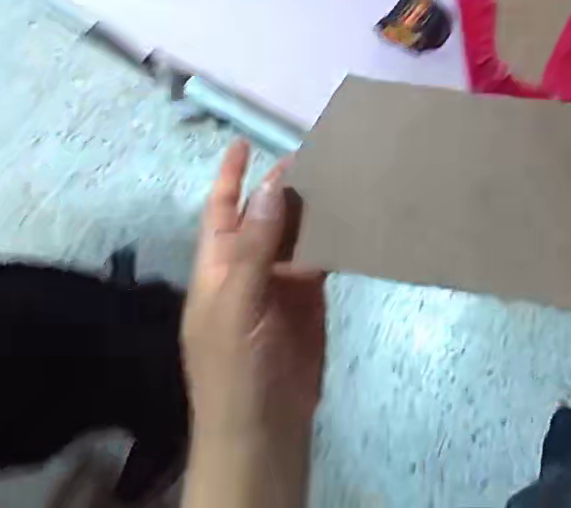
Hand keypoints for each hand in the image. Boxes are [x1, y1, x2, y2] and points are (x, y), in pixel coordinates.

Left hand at [182, 139, 325, 507]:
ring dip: (312, 204)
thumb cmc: (236, 369)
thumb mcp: (237, 305)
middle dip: (282, 183)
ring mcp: (281, 280)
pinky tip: (352, 214)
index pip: (221, 210)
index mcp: (218, 266)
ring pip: (296, 229)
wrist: (266, 429)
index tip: (244, 141)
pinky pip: (321, 253)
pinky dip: (334, 233)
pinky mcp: (309, 294)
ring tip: (339, 173)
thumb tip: (273, 185)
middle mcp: (248, 266)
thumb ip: (255, 245)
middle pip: (265, 213)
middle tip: (318, 150)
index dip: (230, 177)